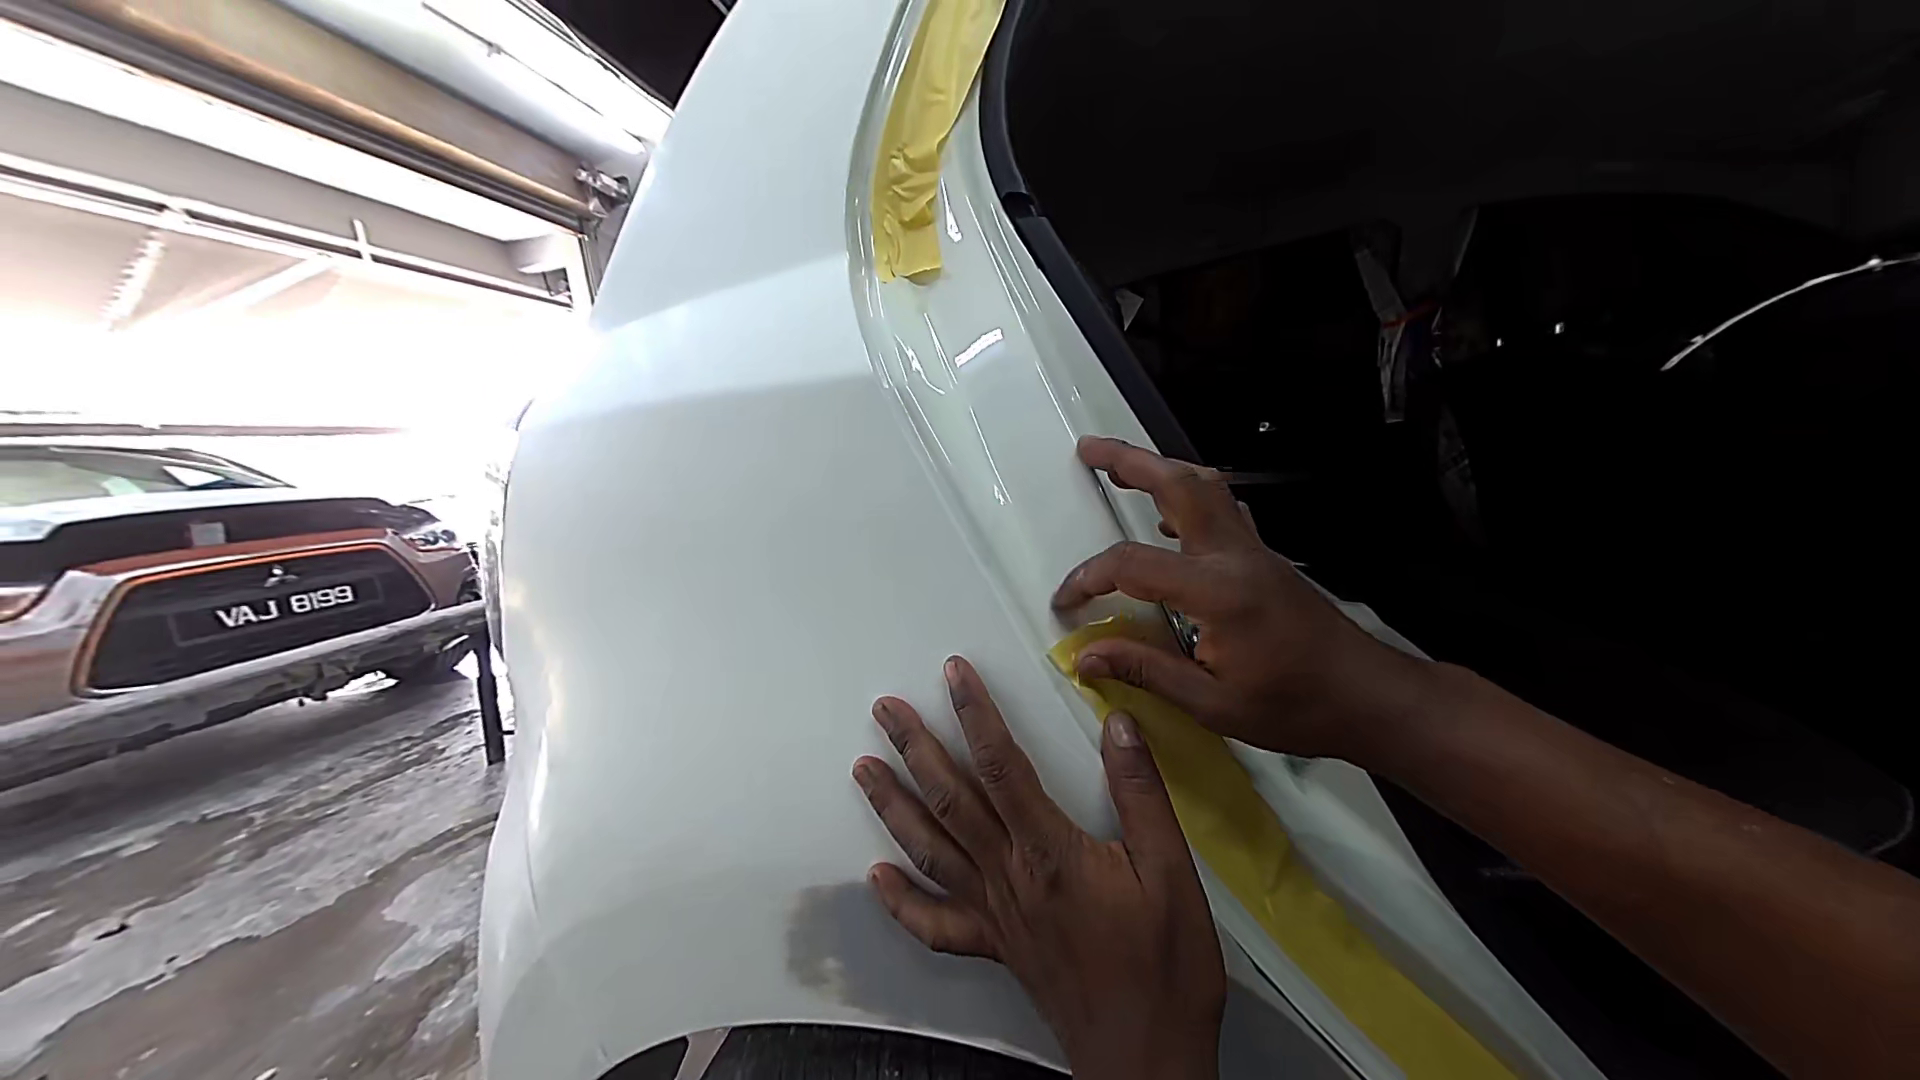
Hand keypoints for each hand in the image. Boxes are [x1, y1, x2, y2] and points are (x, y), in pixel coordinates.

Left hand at [854, 656, 1223, 1079]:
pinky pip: (934, 924)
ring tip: (863, 769)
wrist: (1147, 1060)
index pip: (999, 763)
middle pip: (949, 798)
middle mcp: (1007, 875)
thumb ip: (1140, 791)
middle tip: (884, 710)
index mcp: (1047, 850)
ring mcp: (993, 914)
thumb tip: (1118, 724)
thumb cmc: (1163, 964)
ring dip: (892, 806)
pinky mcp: (993, 946)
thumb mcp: (1170, 870)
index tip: (953, 675)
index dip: (974, 712)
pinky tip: (876, 876)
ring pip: (929, 849)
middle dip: (913, 747)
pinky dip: (901, 901)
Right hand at [1051, 437, 1430, 761]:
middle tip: (1089, 450)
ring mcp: (1254, 551)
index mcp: (1219, 592)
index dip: (1089, 578)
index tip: (1067, 601)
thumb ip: (1144, 670)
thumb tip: (1086, 657)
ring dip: (1160, 469)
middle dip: (1130, 461)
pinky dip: (1187, 497)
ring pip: (1205, 487)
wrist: (1370, 697)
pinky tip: (1166, 520)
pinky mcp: (1263, 558)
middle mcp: (1236, 557)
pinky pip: (1221, 509)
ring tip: (1121, 467)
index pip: (1134, 565)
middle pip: (1180, 485)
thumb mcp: (1212, 703)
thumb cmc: (1296, 706)